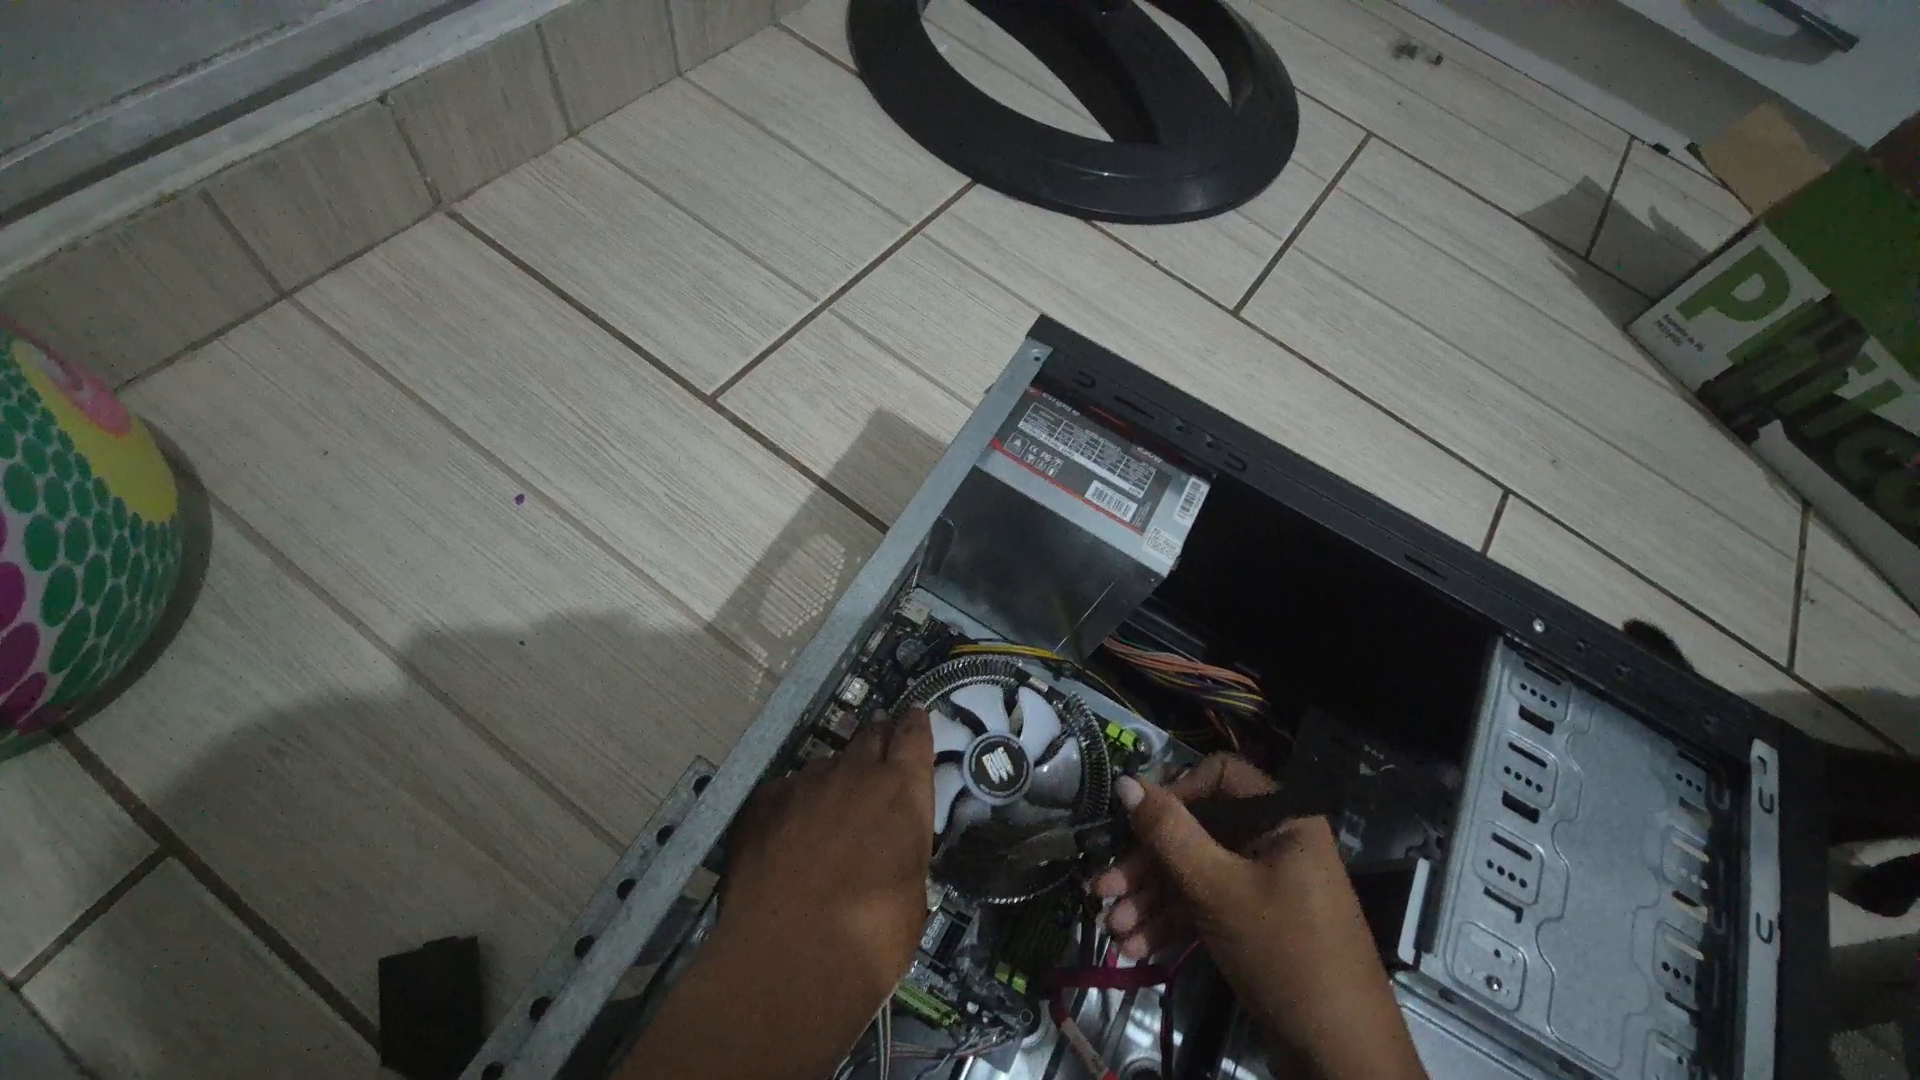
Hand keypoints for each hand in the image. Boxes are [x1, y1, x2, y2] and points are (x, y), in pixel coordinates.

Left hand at [617, 710, 935, 1079]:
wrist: (786, 959)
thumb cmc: (871, 937)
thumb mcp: (912, 891)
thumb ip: (901, 849)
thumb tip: (889, 849)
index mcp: (901, 791)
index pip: (914, 735)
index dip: (915, 725)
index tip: (914, 716)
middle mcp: (854, 773)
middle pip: (869, 737)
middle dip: (876, 745)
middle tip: (877, 763)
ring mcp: (803, 784)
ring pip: (825, 768)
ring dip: (833, 784)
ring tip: (827, 819)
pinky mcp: (761, 803)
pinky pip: (786, 793)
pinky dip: (794, 807)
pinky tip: (788, 839)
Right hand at [1093, 754, 1425, 1079]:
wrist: (1340, 1056)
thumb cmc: (1284, 953)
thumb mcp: (1218, 889)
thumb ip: (1168, 833)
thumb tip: (1125, 781)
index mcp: (1282, 818)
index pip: (1218, 776)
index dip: (1175, 794)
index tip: (1137, 825)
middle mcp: (1274, 841)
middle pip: (1197, 830)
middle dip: (1147, 864)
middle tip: (1104, 891)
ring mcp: (1265, 884)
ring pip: (1195, 871)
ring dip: (1151, 899)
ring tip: (1113, 929)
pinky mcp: (1254, 921)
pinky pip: (1206, 904)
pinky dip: (1172, 921)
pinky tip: (1137, 947)